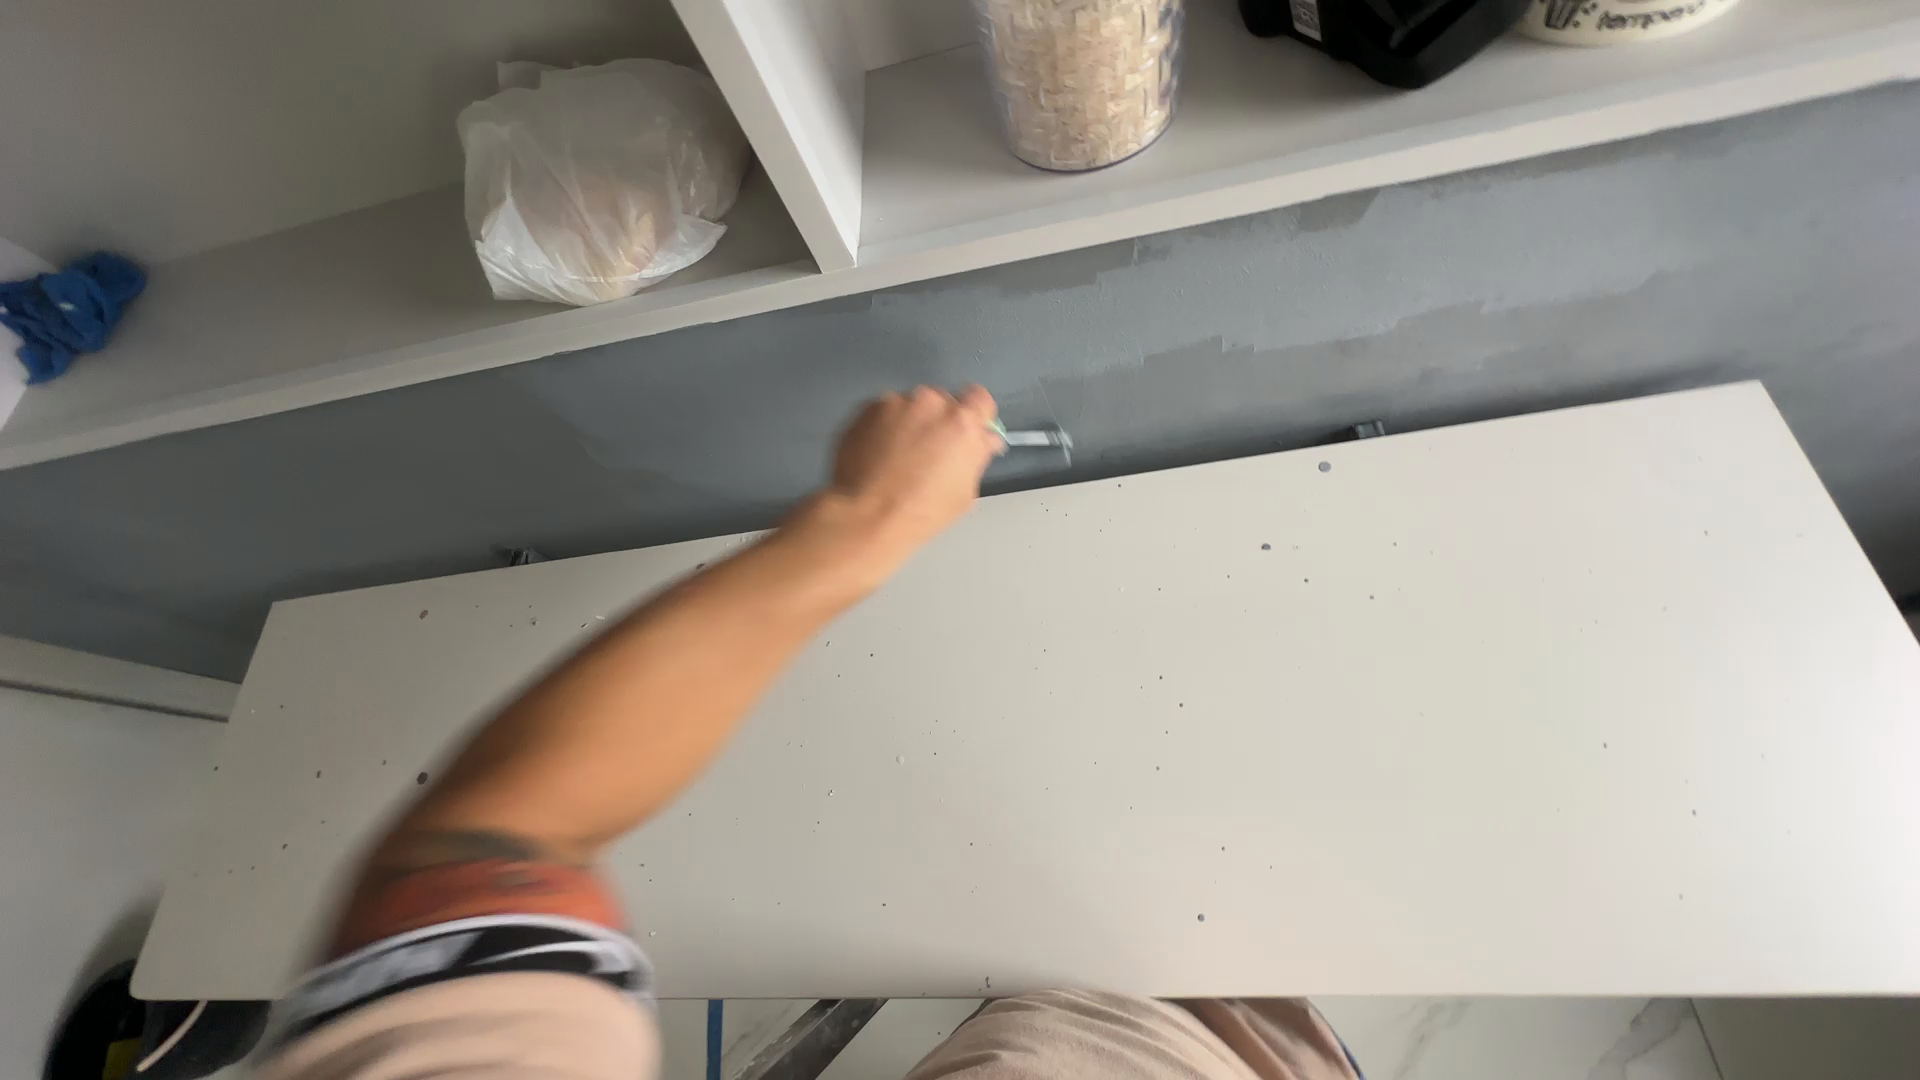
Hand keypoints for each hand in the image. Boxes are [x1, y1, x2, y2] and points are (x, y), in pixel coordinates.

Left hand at [812, 385, 1001, 567]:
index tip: (966, 431)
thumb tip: (983, 440)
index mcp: (962, 423)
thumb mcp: (965, 491)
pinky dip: (883, 426)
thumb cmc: (922, 511)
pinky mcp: (866, 409)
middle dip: (938, 421)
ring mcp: (896, 403)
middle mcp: (930, 403)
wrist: (867, 514)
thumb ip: (976, 456)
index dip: (974, 415)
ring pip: (910, 406)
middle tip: (927, 451)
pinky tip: (876, 453)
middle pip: (942, 401)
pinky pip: (883, 412)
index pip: (979, 399)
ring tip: (897, 456)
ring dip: (909, 422)